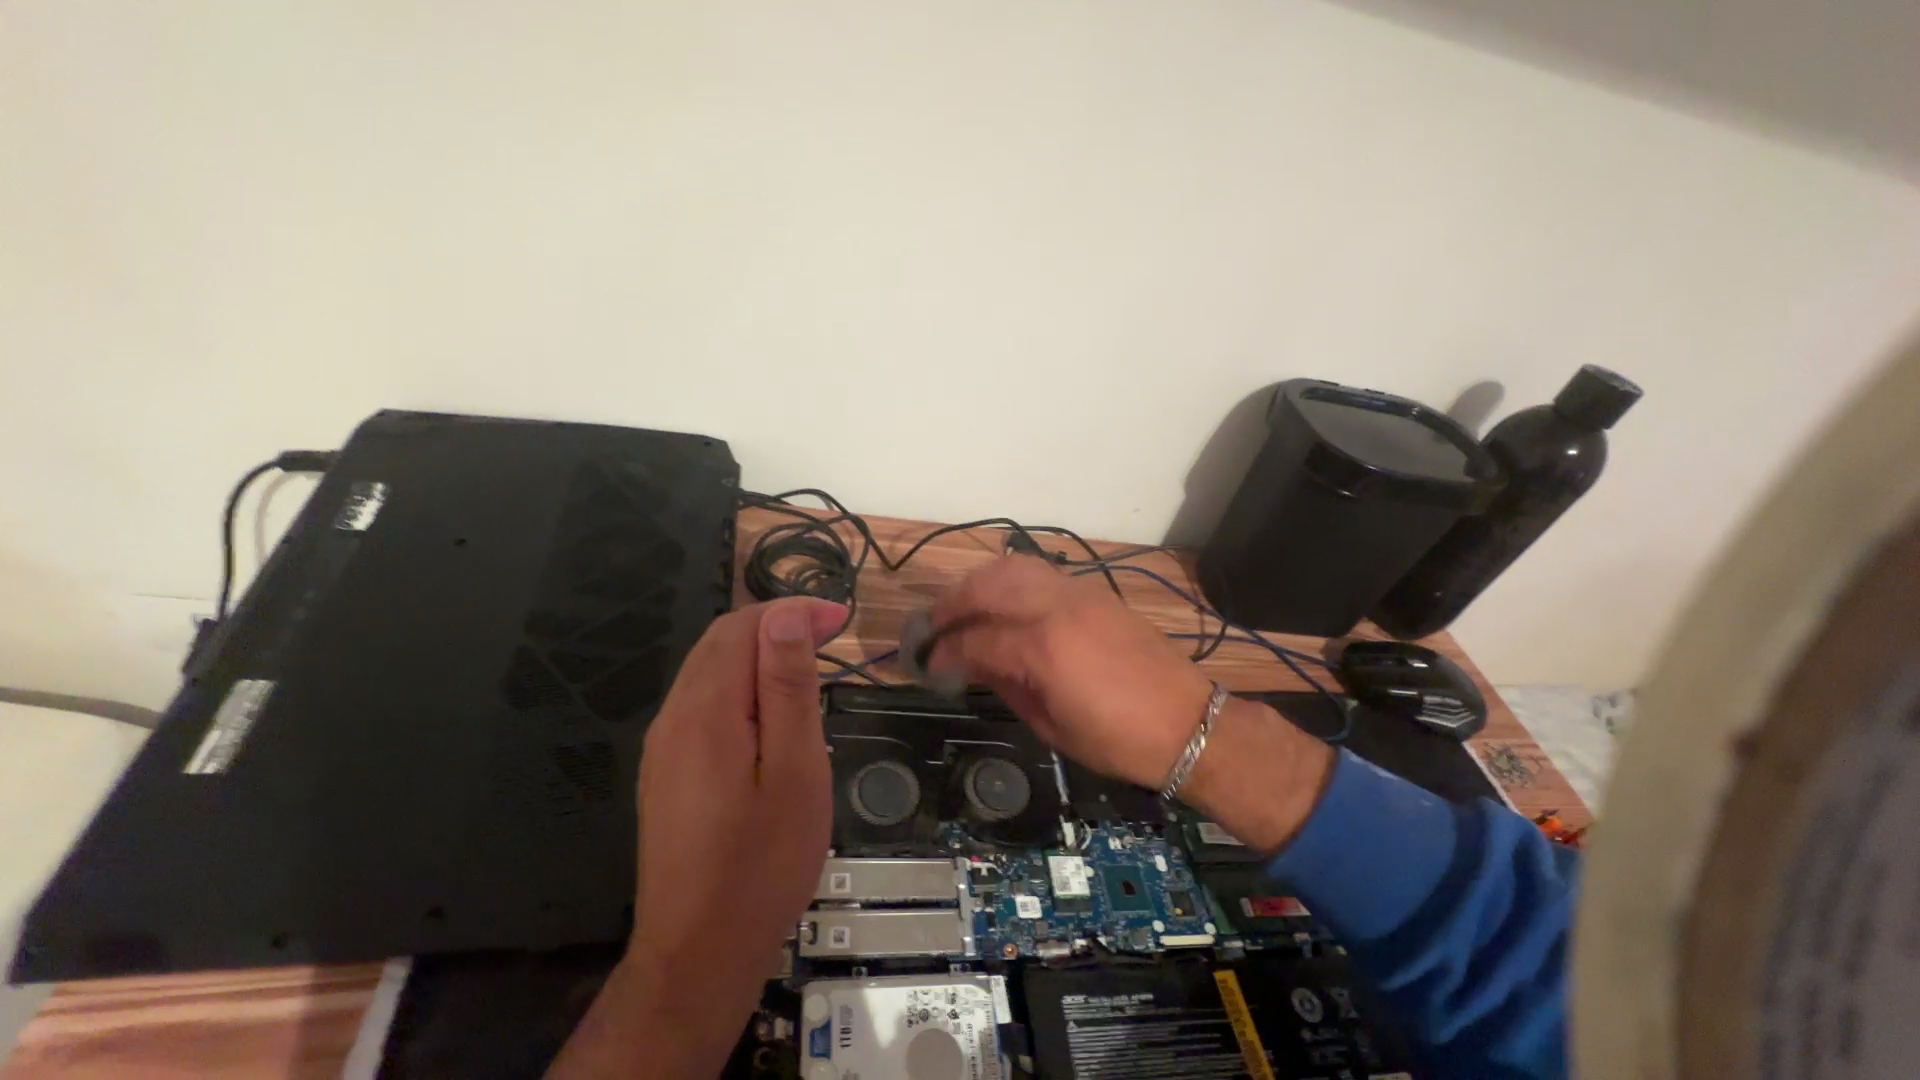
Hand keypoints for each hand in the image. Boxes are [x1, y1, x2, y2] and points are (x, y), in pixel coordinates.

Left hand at [549, 597, 844, 1079]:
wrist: (699, 950)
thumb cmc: (762, 861)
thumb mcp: (795, 771)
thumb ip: (787, 689)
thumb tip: (785, 617)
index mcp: (706, 710)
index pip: (744, 627)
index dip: (793, 611)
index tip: (842, 618)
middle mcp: (674, 716)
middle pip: (720, 642)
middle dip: (775, 625)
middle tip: (830, 636)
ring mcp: (664, 747)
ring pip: (708, 671)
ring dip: (757, 654)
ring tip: (808, 668)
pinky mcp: (665, 773)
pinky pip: (701, 704)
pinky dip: (739, 686)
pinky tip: (769, 713)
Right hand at [926, 556, 1214, 790]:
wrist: (1188, 724)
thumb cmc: (1117, 740)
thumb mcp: (1051, 726)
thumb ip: (1006, 686)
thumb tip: (974, 666)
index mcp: (1042, 648)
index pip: (975, 639)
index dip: (944, 652)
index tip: (927, 664)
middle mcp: (1056, 608)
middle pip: (986, 587)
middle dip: (951, 605)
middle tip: (932, 628)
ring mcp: (1079, 594)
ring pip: (1014, 568)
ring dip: (979, 583)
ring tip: (962, 607)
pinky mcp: (1096, 593)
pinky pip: (1042, 574)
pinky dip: (1012, 580)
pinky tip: (1004, 602)